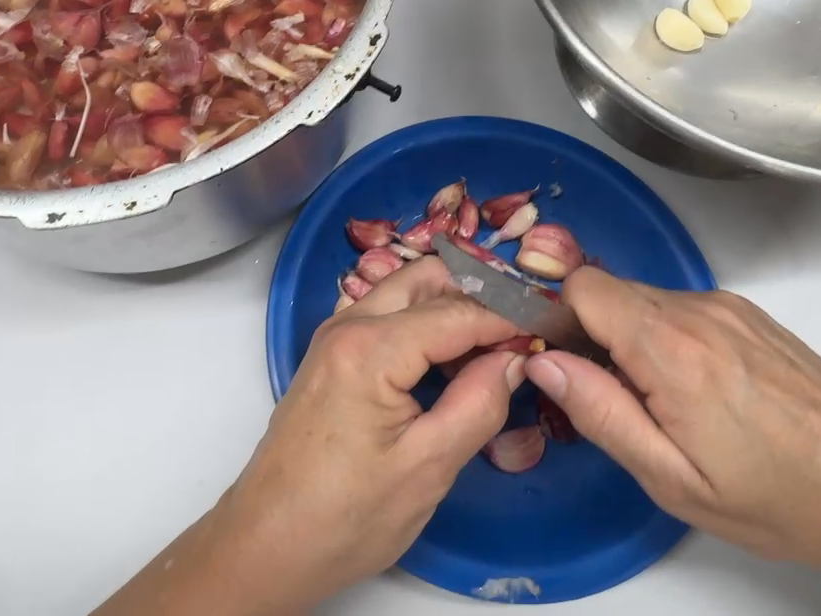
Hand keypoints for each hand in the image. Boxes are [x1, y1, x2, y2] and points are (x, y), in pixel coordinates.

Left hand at [95, 256, 525, 615]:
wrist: (268, 542)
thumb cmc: (346, 515)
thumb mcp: (427, 467)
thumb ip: (479, 403)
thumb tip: (516, 356)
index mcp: (370, 347)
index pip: (457, 312)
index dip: (508, 318)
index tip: (551, 326)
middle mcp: (347, 324)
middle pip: (426, 279)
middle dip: (477, 294)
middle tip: (524, 327)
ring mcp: (334, 335)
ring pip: (404, 291)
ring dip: (450, 305)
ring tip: (496, 343)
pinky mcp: (332, 354)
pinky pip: (385, 314)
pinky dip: (422, 321)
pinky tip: (451, 357)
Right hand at [524, 269, 820, 574]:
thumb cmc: (774, 500)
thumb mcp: (672, 478)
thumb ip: (600, 412)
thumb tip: (541, 361)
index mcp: (671, 349)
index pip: (582, 288)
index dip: (558, 317)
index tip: (561, 361)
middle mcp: (697, 310)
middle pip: (610, 291)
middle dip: (591, 332)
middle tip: (610, 393)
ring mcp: (727, 306)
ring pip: (644, 299)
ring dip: (630, 335)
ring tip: (661, 400)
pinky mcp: (749, 312)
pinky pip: (680, 307)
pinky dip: (666, 334)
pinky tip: (698, 387)